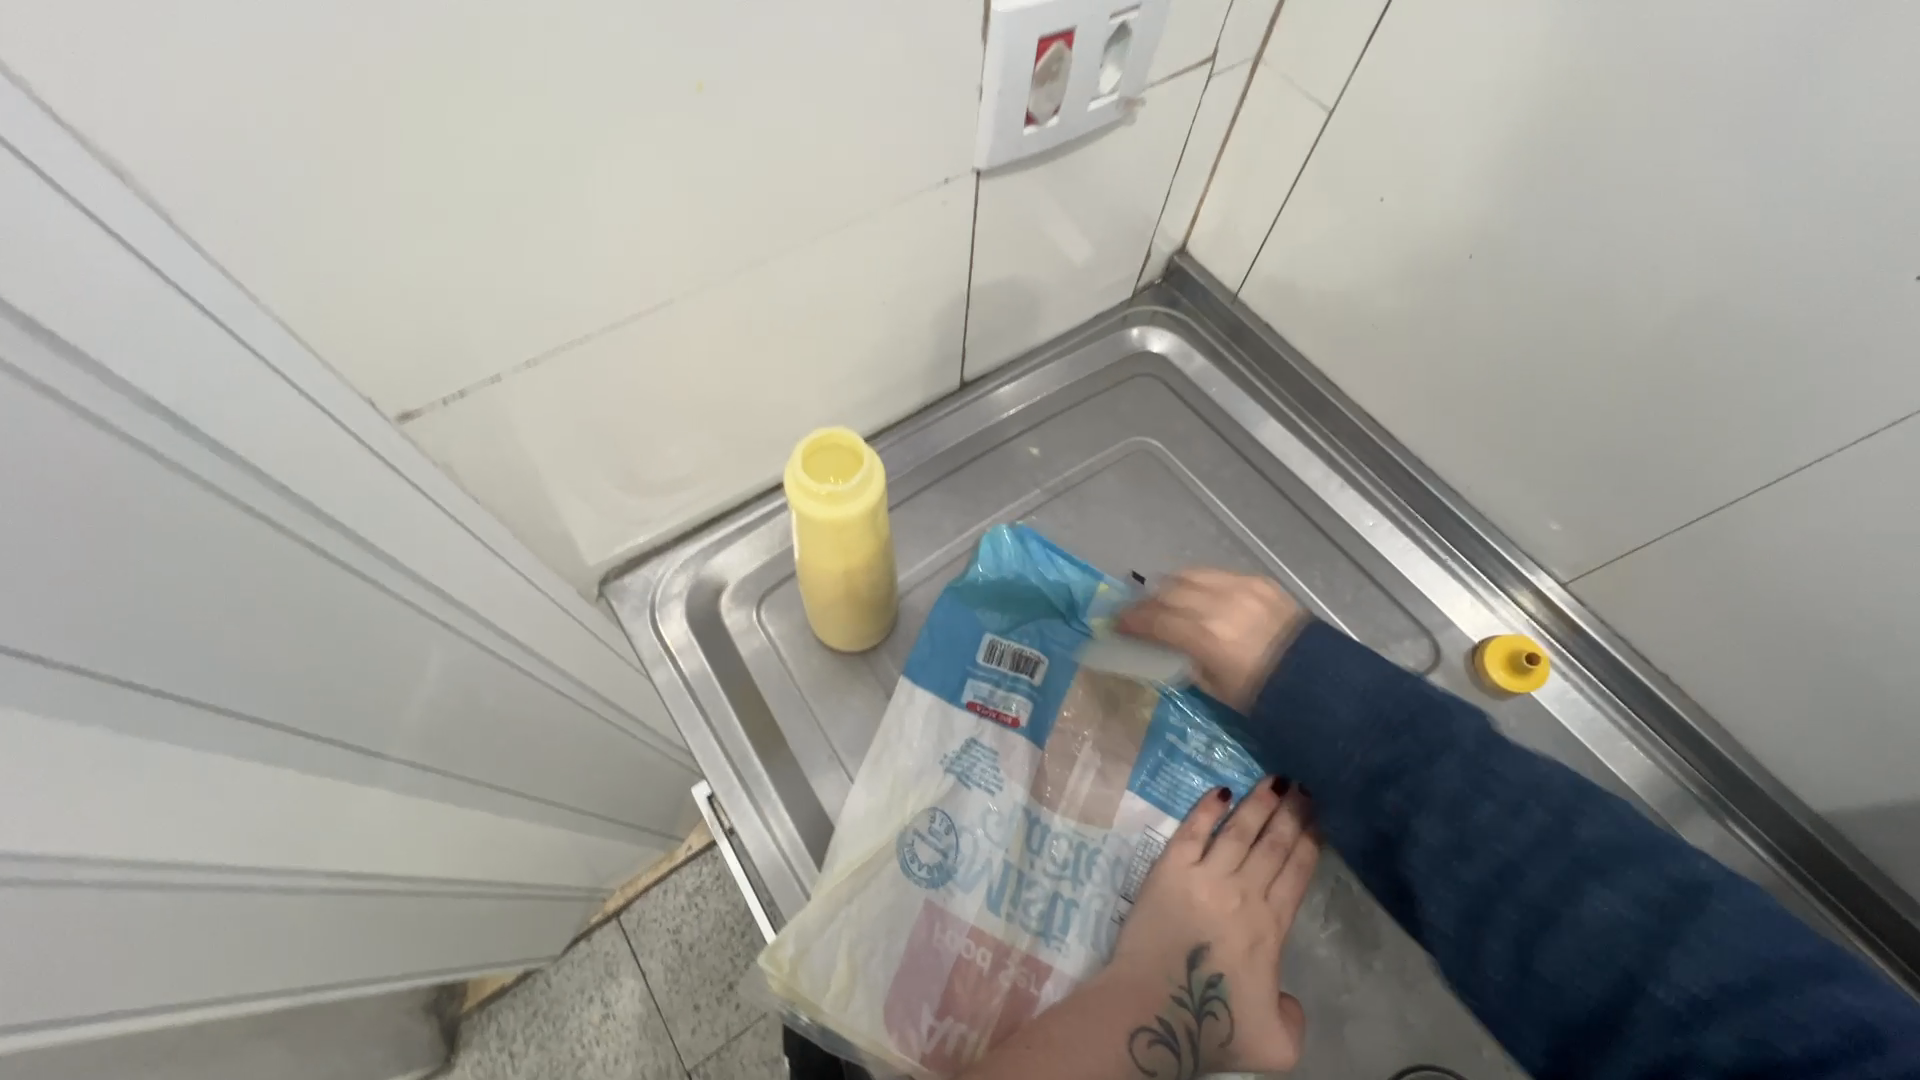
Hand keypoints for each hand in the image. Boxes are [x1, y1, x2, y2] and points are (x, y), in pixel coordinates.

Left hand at [1099, 777, 1320, 1076]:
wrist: (1154, 1010)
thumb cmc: (1213, 1027)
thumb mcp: (1278, 1044)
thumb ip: (1294, 1018)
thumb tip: (1290, 999)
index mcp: (1271, 928)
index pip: (1297, 874)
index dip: (1310, 843)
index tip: (1319, 817)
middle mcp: (1243, 893)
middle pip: (1273, 844)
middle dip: (1291, 813)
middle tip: (1304, 785)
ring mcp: (1204, 876)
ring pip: (1238, 831)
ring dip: (1258, 803)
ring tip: (1274, 779)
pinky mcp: (1168, 869)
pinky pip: (1192, 830)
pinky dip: (1206, 808)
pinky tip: (1220, 791)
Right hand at [1117, 570, 1309, 712]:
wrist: (1319, 682)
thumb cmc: (1263, 696)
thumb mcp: (1214, 688)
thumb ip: (1184, 661)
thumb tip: (1164, 647)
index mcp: (1206, 637)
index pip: (1155, 620)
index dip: (1130, 622)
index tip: (1115, 625)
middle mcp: (1220, 605)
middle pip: (1167, 593)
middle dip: (1146, 603)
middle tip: (1135, 613)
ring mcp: (1241, 588)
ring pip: (1189, 576)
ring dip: (1170, 587)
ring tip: (1162, 599)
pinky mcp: (1258, 581)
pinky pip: (1217, 574)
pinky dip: (1199, 583)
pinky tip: (1196, 595)